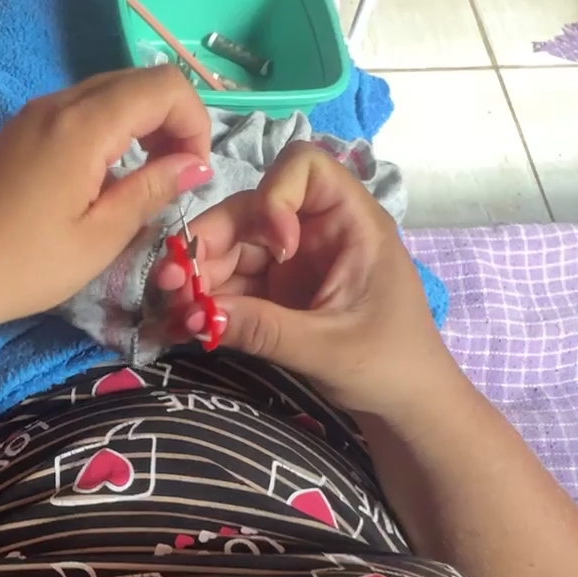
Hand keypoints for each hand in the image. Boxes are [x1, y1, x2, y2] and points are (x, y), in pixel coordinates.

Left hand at [0, 66, 213, 333]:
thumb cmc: (25, 266)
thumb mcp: (100, 237)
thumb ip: (152, 190)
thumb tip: (196, 164)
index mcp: (84, 124)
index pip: (163, 86)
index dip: (195, 121)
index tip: (195, 172)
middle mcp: (58, 103)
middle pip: (137, 81)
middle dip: (172, 120)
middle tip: (177, 177)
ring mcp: (34, 114)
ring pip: (107, 94)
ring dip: (141, 126)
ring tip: (147, 180)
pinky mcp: (19, 132)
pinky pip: (79, 112)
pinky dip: (109, 132)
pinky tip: (106, 178)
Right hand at [154, 142, 459, 418]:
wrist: (405, 408)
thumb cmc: (390, 367)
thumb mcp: (328, 350)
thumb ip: (264, 330)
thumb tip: (196, 314)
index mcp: (349, 225)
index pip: (305, 169)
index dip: (274, 197)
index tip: (274, 249)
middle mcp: (313, 234)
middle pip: (248, 214)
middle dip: (207, 246)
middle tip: (172, 286)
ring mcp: (290, 265)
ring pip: (229, 252)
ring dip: (196, 280)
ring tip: (172, 316)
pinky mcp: (273, 296)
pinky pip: (229, 288)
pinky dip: (203, 305)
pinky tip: (180, 327)